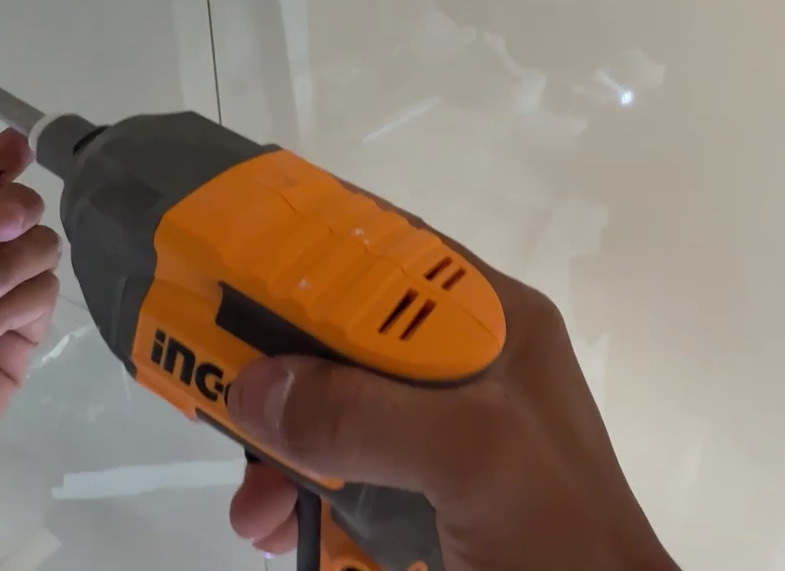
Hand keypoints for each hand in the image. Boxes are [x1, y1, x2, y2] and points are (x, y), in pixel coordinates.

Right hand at [222, 243, 677, 570]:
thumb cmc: (557, 533)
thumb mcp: (471, 453)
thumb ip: (366, 413)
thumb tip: (253, 385)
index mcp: (493, 320)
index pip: (398, 256)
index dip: (325, 251)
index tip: (248, 262)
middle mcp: (466, 360)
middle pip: (355, 334)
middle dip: (289, 368)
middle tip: (226, 389)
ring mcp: (446, 425)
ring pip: (343, 405)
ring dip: (285, 447)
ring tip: (253, 504)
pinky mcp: (425, 484)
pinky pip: (347, 468)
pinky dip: (303, 493)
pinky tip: (277, 526)